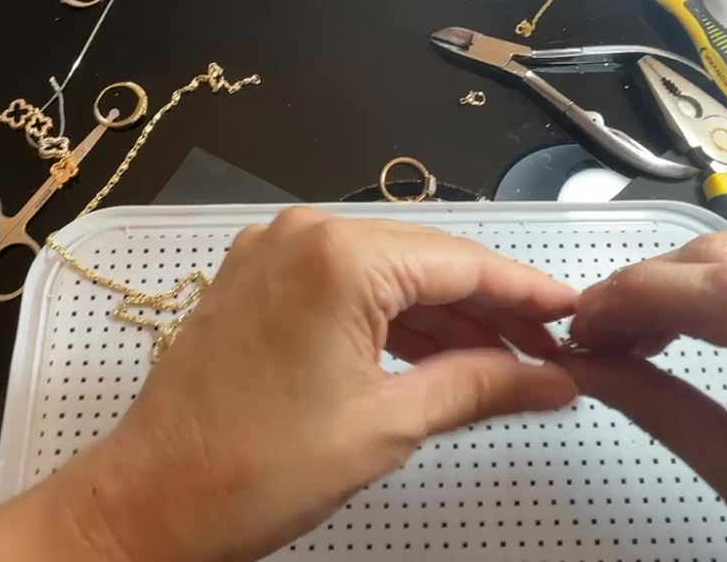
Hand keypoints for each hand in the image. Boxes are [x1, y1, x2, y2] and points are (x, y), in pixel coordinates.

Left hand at [38, 207, 579, 561]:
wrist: (151, 496)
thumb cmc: (263, 466)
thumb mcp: (388, 424)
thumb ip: (479, 385)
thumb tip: (554, 380)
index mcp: (341, 254)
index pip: (459, 260)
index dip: (524, 288)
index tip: (575, 311)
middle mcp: (307, 230)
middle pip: (422, 258)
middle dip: (486, 303)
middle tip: (548, 346)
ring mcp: (276, 246)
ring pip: (383, 268)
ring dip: (438, 312)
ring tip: (501, 356)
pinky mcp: (258, 270)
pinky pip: (342, 280)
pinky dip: (388, 313)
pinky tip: (432, 349)